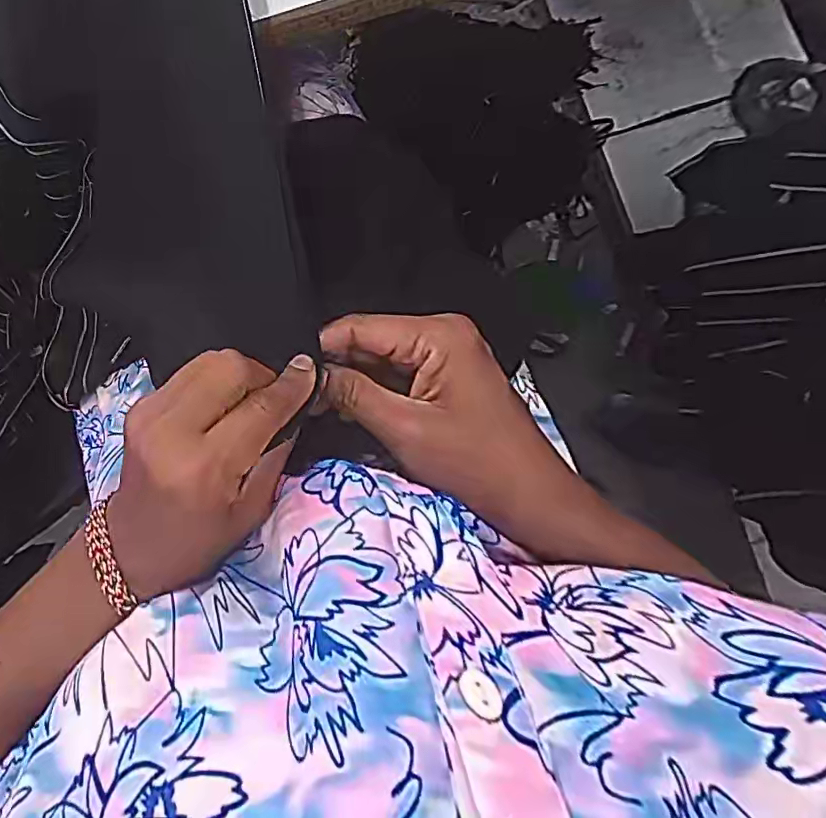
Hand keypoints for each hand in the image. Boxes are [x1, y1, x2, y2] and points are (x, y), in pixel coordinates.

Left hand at [105, 349, 317, 598]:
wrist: (131, 546)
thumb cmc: (195, 541)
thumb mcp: (250, 511)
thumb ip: (275, 454)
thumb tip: (295, 406)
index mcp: (205, 466)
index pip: (260, 407)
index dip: (291, 387)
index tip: (309, 373)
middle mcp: (172, 431)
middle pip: (231, 367)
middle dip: (263, 375)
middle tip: (274, 397)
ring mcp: (150, 413)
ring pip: (210, 361)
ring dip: (238, 374)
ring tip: (247, 400)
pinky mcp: (141, 404)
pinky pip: (189, 372)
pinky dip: (213, 381)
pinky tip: (219, 404)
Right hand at [319, 313, 569, 528]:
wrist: (531, 498)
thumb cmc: (483, 466)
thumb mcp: (406, 429)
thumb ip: (353, 394)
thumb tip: (314, 375)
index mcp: (439, 334)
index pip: (361, 326)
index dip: (322, 348)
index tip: (294, 373)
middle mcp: (443, 334)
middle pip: (369, 341)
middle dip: (338, 368)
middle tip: (307, 398)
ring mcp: (445, 354)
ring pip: (380, 359)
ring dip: (354, 383)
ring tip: (327, 408)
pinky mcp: (444, 375)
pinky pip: (397, 374)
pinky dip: (375, 393)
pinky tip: (354, 412)